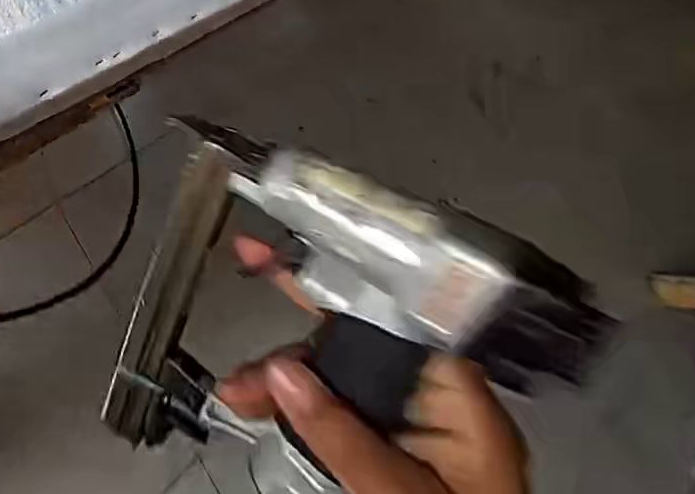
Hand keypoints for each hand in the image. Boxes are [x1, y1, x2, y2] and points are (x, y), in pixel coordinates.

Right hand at [217, 237, 527, 493]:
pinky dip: (288, 404)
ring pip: (329, 373)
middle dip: (288, 350)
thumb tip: (279, 373)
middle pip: (348, 343)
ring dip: (276, 379)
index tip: (285, 253)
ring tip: (235, 395)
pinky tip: (254, 404)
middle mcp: (432, 398)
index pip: (394, 313)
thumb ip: (343, 436)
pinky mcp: (382, 440)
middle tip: (244, 352)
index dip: (336, 277)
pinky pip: (328, 404)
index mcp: (459, 400)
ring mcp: (404, 419)